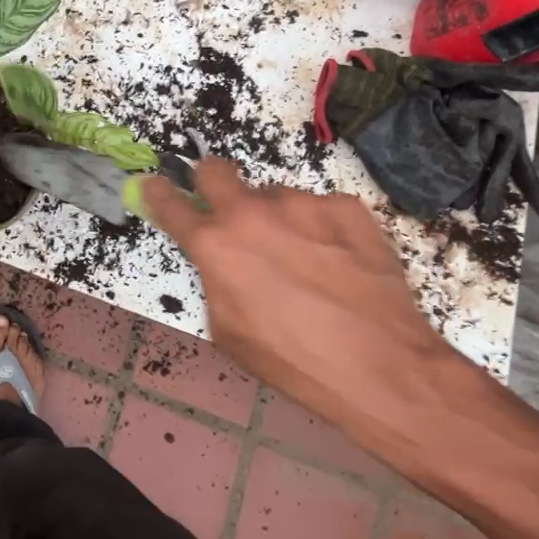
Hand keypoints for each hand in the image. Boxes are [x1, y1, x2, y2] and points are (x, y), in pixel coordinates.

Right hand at [137, 159, 459, 434]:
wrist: (385, 369)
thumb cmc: (295, 362)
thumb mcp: (229, 331)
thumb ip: (215, 282)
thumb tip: (221, 264)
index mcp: (214, 246)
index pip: (169, 204)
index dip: (157, 193)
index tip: (153, 185)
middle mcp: (250, 213)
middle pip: (213, 169)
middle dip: (211, 183)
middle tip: (227, 209)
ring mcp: (300, 204)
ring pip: (274, 196)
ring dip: (276, 218)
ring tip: (306, 260)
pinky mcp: (345, 207)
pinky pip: (320, 208)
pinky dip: (322, 229)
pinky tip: (340, 262)